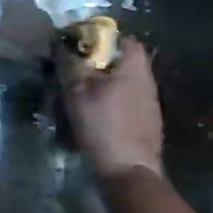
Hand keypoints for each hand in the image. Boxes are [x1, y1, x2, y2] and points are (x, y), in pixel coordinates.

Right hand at [59, 36, 163, 179]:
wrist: (128, 173)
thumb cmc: (103, 125)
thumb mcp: (77, 91)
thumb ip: (70, 63)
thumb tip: (62, 44)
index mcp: (135, 68)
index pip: (125, 39)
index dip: (102, 38)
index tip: (80, 46)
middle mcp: (147, 82)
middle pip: (123, 63)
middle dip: (99, 65)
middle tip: (75, 72)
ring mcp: (149, 106)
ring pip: (123, 85)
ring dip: (103, 87)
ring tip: (80, 97)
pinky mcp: (146, 127)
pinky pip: (125, 106)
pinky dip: (109, 106)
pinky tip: (93, 119)